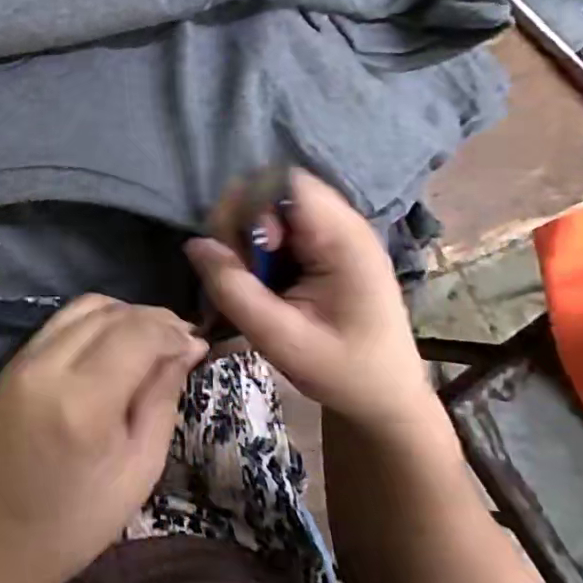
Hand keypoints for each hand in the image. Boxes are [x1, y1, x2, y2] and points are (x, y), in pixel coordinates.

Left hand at [0, 294, 206, 582]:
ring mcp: (24, 360)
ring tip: (151, 338)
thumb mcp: (141, 466)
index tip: (197, 346)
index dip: (173, 332)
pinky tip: (115, 342)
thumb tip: (188, 347)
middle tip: (182, 340)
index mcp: (83, 402)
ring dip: (125, 313)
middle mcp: (48, 367)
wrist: (0, 540)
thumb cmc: (81, 519)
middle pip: (112, 314)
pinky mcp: (13, 362)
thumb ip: (163, 397)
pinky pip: (63, 320)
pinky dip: (96, 321)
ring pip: (86, 307)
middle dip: (154, 319)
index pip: (138, 334)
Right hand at [183, 169, 431, 430]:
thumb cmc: (343, 372)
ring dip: (249, 236)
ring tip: (251, 279)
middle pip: (275, 189)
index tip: (245, 253)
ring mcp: (336, 233)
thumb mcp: (281, 340)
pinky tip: (263, 281)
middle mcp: (342, 224)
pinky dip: (261, 247)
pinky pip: (282, 226)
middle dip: (244, 222)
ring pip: (273, 207)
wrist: (387, 398)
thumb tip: (195, 244)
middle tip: (240, 270)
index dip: (253, 207)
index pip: (286, 183)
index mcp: (343, 238)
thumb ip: (235, 290)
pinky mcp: (327, 247)